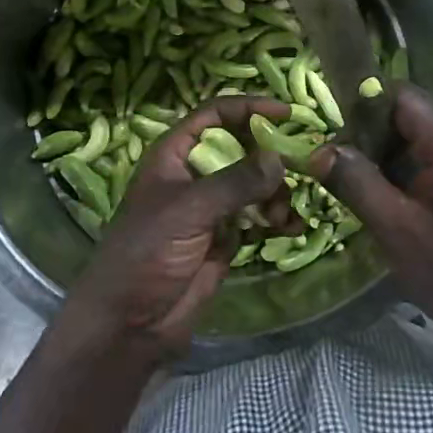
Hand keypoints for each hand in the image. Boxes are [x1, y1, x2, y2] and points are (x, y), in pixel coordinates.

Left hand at [55, 96, 290, 359]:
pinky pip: (259, 217)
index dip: (249, 108)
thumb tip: (279, 158)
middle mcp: (196, 174)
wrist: (130, 323)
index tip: (287, 112)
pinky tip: (292, 228)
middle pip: (241, 147)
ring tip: (282, 214)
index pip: (216, 115)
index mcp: (175, 154)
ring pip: (255, 184)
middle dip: (271, 155)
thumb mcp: (189, 210)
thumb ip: (235, 182)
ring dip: (276, 192)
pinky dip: (277, 219)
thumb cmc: (147, 251)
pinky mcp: (225, 238)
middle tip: (302, 166)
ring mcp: (212, 207)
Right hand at [306, 84, 432, 429]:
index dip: (363, 105)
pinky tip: (382, 193)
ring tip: (353, 178)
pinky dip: (400, 166)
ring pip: (414, 135)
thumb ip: (356, 182)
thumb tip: (317, 151)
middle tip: (336, 160)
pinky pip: (427, 154)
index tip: (333, 130)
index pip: (400, 95)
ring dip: (382, 152)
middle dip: (368, 132)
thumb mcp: (396, 230)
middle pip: (406, 113)